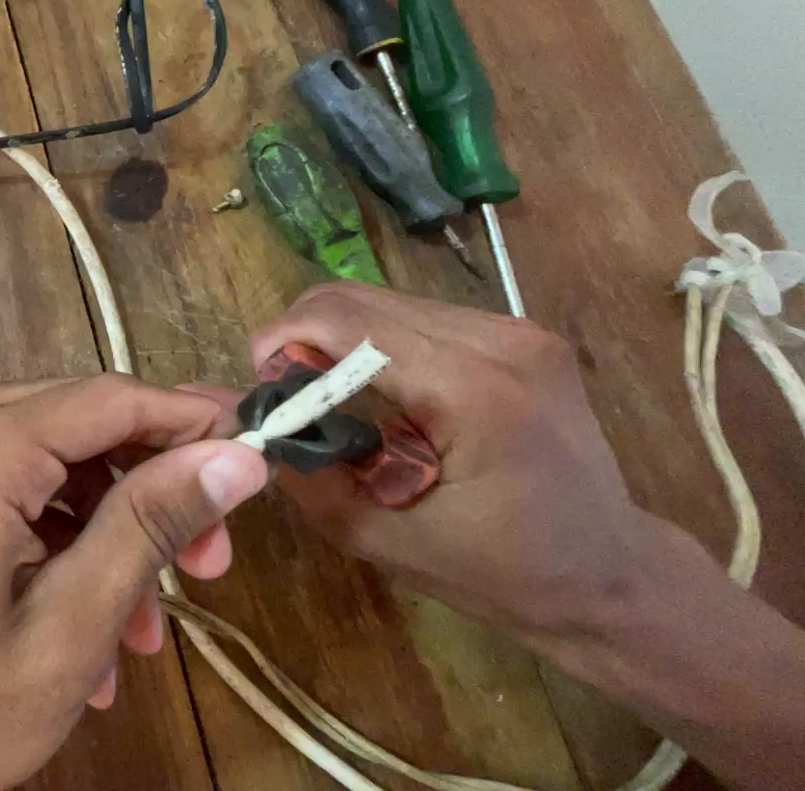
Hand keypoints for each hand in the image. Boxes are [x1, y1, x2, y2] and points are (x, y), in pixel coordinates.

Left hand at [0, 375, 267, 790]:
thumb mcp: (69, 624)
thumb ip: (149, 525)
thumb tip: (231, 460)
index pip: (111, 399)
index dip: (191, 421)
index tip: (254, 455)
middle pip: (76, 423)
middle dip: (146, 488)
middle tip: (206, 566)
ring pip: (42, 456)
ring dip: (100, 527)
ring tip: (135, 626)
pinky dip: (47, 532)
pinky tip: (76, 615)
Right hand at [233, 282, 659, 640]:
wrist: (615, 576)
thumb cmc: (501, 572)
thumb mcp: (378, 538)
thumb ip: (307, 472)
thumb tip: (258, 419)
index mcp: (473, 391)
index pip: (344, 321)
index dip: (281, 339)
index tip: (263, 383)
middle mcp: (499, 342)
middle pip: (351, 297)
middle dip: (299, 336)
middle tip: (288, 391)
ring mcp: (513, 330)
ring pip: (373, 298)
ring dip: (332, 338)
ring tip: (328, 393)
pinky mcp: (514, 332)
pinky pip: (407, 313)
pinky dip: (367, 341)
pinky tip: (373, 388)